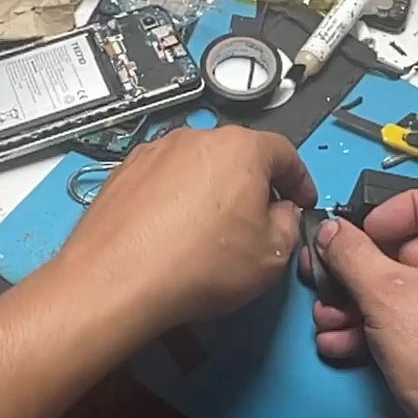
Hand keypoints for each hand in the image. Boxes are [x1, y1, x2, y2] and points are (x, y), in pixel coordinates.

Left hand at [55, 126, 317, 332]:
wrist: (117, 279)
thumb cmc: (196, 265)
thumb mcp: (272, 255)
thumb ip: (290, 223)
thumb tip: (282, 214)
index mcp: (241, 148)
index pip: (285, 153)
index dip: (299, 181)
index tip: (300, 201)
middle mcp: (197, 138)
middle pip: (238, 156)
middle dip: (252, 187)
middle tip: (257, 224)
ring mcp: (156, 152)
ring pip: (198, 167)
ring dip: (210, 193)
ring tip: (209, 236)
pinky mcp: (125, 171)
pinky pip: (164, 181)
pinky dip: (175, 201)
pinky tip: (173, 235)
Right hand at [306, 184, 417, 417]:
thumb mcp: (386, 295)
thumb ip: (351, 254)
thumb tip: (332, 232)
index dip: (393, 209)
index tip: (361, 231)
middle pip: (412, 247)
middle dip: (360, 268)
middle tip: (325, 278)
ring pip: (407, 289)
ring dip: (359, 302)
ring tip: (327, 319)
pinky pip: (416, 321)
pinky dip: (380, 328)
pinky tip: (343, 344)